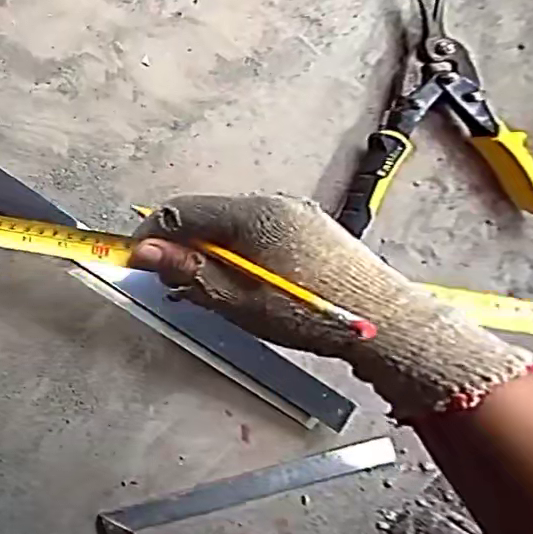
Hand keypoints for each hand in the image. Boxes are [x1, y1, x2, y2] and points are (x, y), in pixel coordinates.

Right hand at [127, 194, 532, 418]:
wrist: (396, 330)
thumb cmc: (309, 314)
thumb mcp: (235, 298)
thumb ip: (186, 268)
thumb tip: (141, 251)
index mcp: (250, 213)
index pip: (178, 212)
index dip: (150, 236)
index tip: (136, 263)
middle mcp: (270, 203)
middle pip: (201, 216)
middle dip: (177, 245)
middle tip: (171, 281)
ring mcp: (293, 214)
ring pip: (225, 225)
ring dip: (204, 250)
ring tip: (203, 286)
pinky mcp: (308, 229)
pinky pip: (252, 232)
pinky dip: (232, 251)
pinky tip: (237, 280)